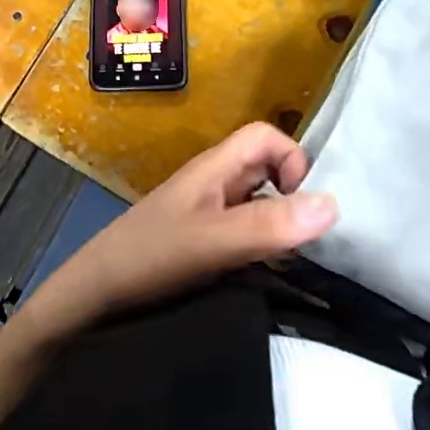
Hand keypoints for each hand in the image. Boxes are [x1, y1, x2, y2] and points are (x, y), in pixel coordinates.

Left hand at [0, 123, 336, 429]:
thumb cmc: (150, 256)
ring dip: (279, 223)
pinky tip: (263, 272)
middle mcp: (213, 182)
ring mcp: (206, 210)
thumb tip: (334, 204)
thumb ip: (268, 225)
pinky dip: (261, 243)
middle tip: (304, 239)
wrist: (95, 292)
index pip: (265, 136)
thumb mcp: (213, 242)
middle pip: (266, 168)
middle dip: (293, 194)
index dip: (292, 158)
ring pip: (257, 200)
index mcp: (214, 168)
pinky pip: (243, 228)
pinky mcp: (200, 238)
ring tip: (290, 260)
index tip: (301, 202)